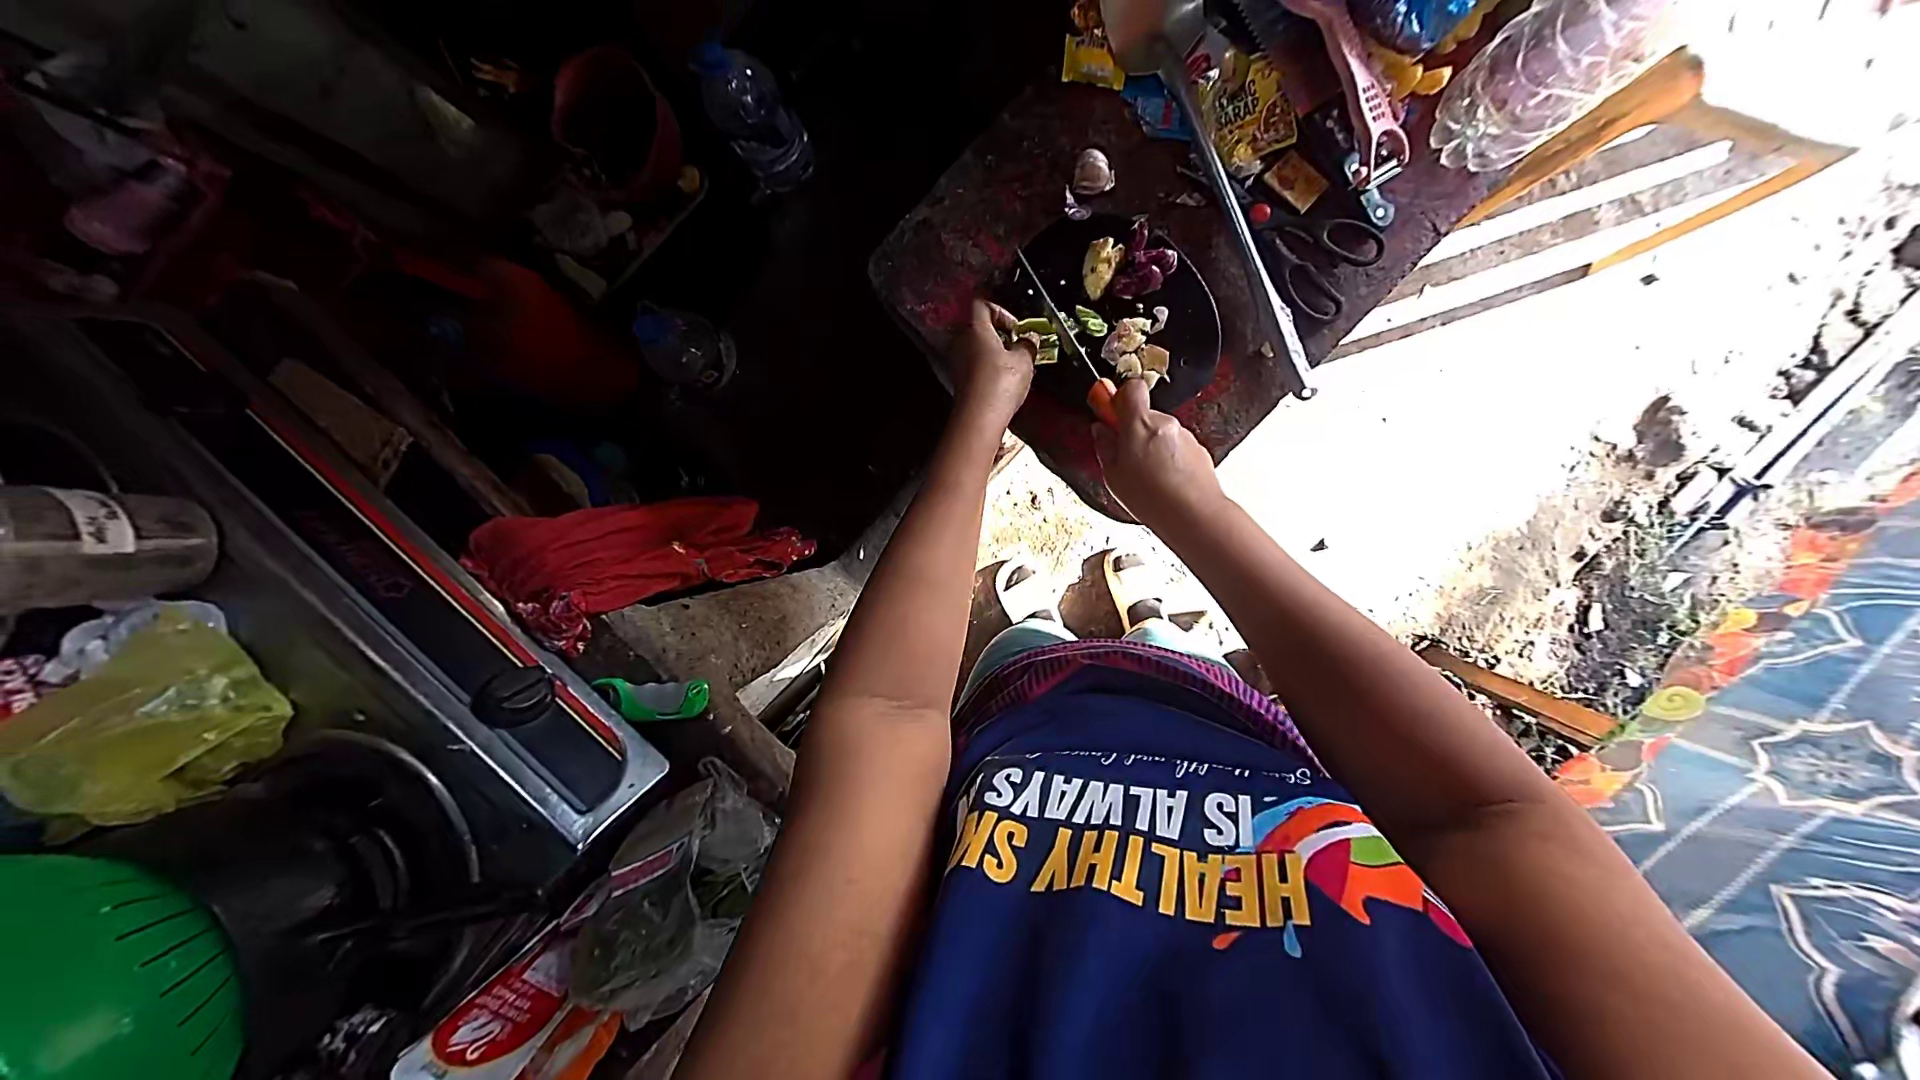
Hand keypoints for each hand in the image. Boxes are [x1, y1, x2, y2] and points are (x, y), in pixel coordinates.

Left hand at [951, 300, 1033, 423]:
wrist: (979, 417)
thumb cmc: (1001, 382)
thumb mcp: (1024, 360)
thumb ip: (1028, 344)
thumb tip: (1030, 338)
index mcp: (975, 328)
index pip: (982, 305)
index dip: (1001, 312)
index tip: (1016, 328)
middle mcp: (960, 341)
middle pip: (977, 327)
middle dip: (998, 334)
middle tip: (1016, 346)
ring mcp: (956, 361)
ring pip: (975, 347)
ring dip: (992, 351)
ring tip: (1011, 365)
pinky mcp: (957, 379)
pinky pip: (972, 364)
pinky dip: (985, 367)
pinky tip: (1000, 380)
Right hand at [1092, 378, 1227, 530]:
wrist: (1193, 514)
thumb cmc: (1153, 497)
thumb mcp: (1113, 475)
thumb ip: (1105, 447)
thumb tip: (1100, 432)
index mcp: (1139, 424)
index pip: (1130, 388)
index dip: (1118, 397)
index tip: (1109, 412)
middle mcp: (1164, 423)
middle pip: (1144, 413)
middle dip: (1133, 430)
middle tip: (1124, 455)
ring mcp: (1184, 435)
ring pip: (1160, 431)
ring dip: (1150, 446)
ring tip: (1145, 475)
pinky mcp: (1197, 449)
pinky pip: (1175, 446)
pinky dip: (1167, 457)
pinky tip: (1162, 480)